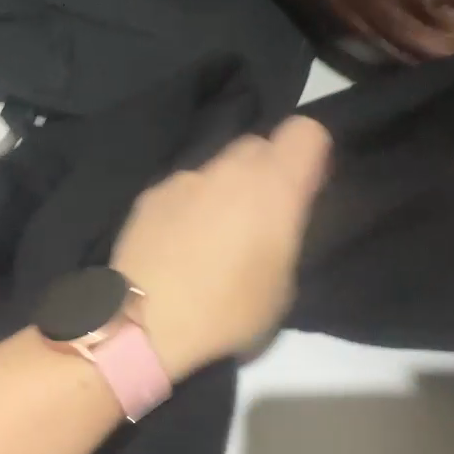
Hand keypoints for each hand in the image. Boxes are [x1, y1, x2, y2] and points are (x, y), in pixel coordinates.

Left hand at [113, 116, 331, 379]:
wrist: (144, 322)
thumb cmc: (226, 310)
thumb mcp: (282, 284)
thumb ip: (287, 232)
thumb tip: (282, 215)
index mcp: (274, 186)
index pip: (305, 132)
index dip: (309, 154)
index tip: (304, 185)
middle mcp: (228, 170)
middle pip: (257, 146)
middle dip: (264, 171)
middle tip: (259, 216)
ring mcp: (184, 179)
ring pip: (215, 169)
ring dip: (222, 190)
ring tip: (211, 235)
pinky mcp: (149, 195)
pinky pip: (181, 189)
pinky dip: (186, 206)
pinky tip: (175, 242)